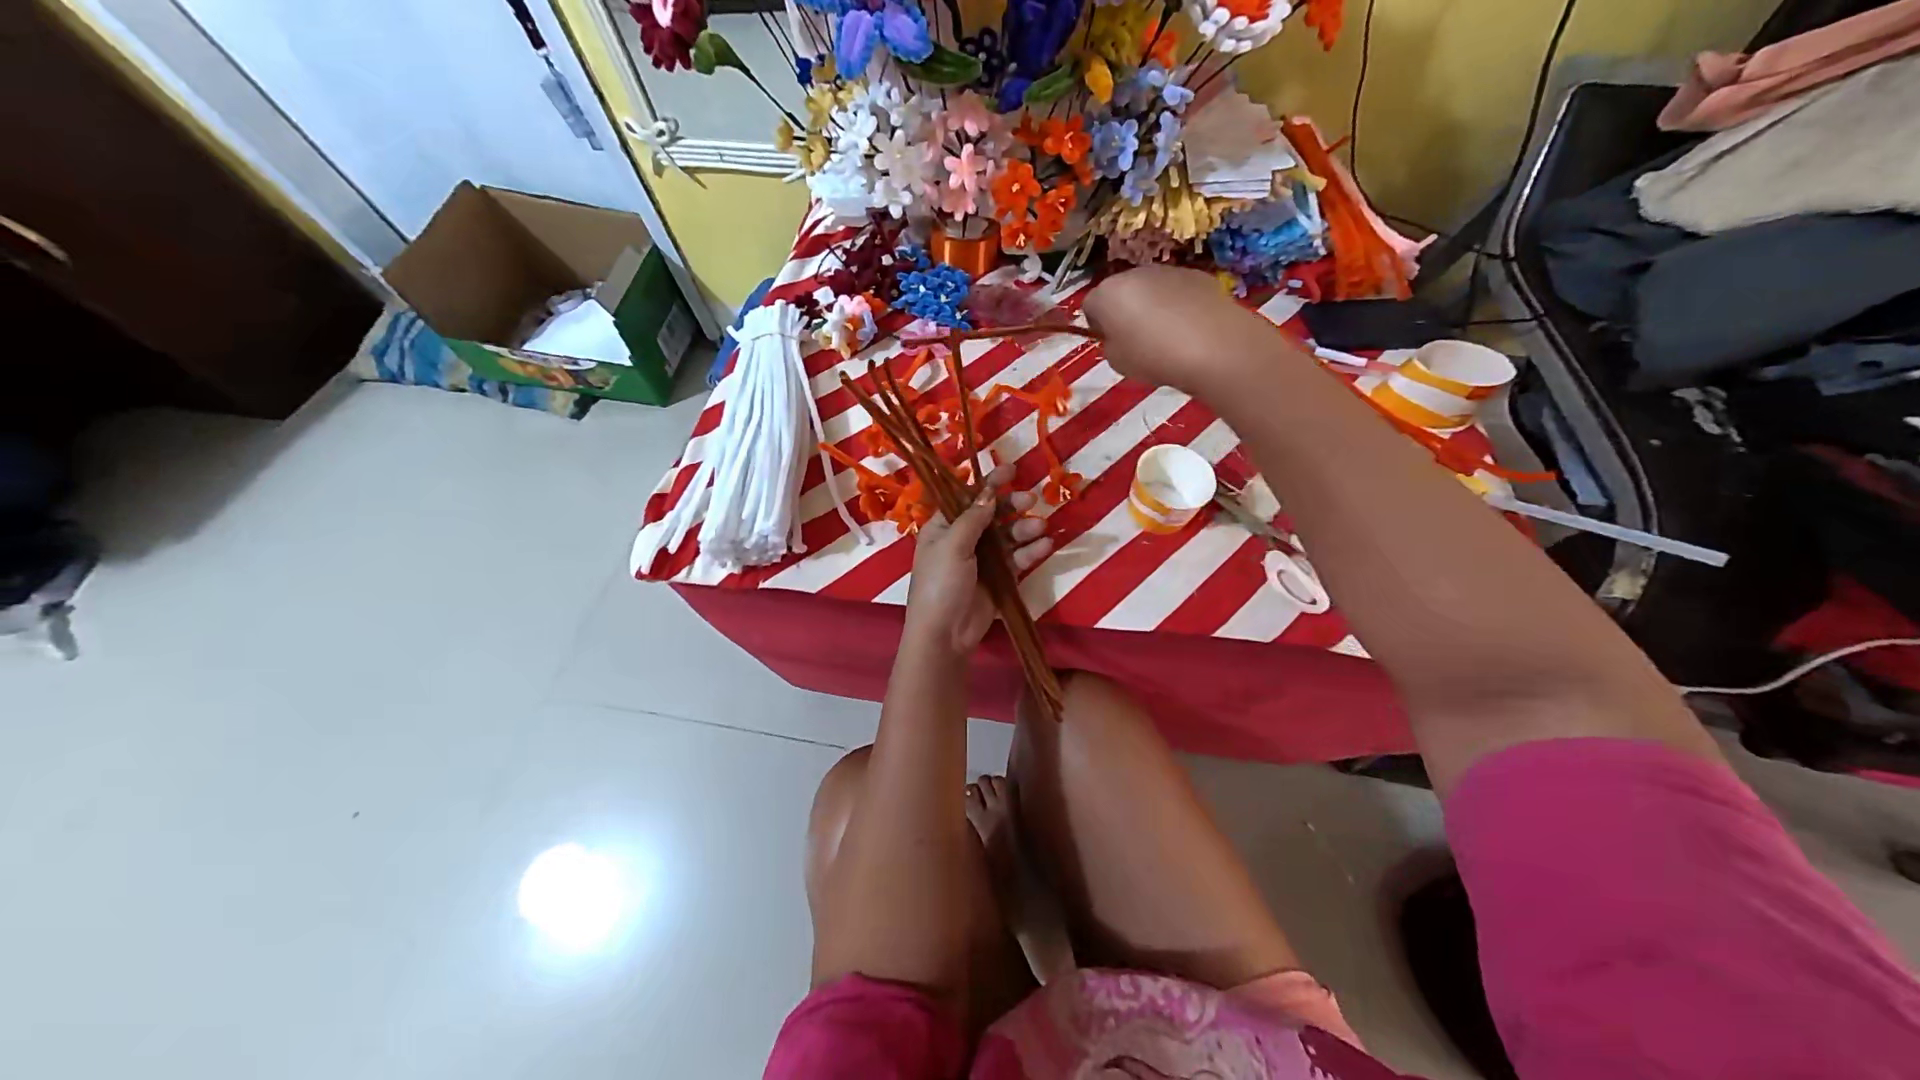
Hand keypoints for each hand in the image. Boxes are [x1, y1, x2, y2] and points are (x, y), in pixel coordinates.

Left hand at [905, 464, 1052, 655]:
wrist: (944, 633)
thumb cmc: (940, 584)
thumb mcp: (952, 545)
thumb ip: (973, 518)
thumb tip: (988, 492)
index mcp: (944, 527)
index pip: (969, 498)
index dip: (989, 484)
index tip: (1011, 470)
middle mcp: (964, 539)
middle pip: (993, 515)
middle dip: (1012, 506)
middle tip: (1030, 500)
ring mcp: (983, 560)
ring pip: (1009, 536)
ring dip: (1025, 529)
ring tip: (1040, 528)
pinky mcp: (999, 579)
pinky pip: (1018, 559)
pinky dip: (1031, 552)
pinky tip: (1046, 546)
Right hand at [1084, 265, 1279, 397]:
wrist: (1213, 345)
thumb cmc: (1154, 357)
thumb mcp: (1117, 363)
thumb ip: (1110, 346)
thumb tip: (1118, 337)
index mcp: (1107, 294)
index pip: (1089, 306)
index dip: (1097, 326)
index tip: (1111, 343)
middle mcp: (1133, 274)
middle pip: (1120, 292)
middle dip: (1125, 312)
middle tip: (1137, 342)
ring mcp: (1167, 271)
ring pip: (1149, 289)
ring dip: (1151, 307)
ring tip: (1167, 337)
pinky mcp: (1196, 274)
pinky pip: (1176, 291)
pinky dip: (1177, 305)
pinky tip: (1189, 329)